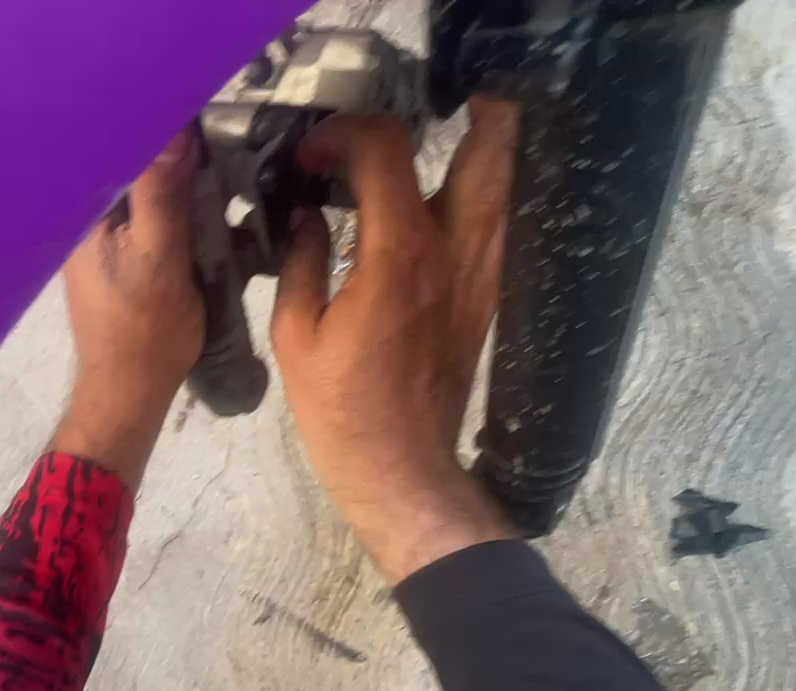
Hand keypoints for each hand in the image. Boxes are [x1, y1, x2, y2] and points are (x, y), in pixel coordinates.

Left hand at [52, 130, 205, 487]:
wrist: (129, 393)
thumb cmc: (144, 334)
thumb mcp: (161, 261)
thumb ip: (162, 196)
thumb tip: (178, 130)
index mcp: (84, 213)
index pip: (117, 143)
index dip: (158, 121)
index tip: (198, 108)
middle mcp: (83, 218)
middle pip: (126, 162)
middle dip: (168, 147)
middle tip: (213, 134)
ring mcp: (98, 239)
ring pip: (136, 189)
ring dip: (172, 177)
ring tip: (211, 162)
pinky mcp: (116, 258)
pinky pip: (143, 215)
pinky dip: (169, 206)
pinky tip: (196, 202)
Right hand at [270, 98, 520, 582]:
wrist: (400, 468)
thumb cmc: (339, 410)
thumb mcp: (295, 337)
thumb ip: (300, 263)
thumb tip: (305, 216)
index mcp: (396, 256)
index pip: (385, 151)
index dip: (345, 135)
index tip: (314, 156)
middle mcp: (453, 250)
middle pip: (484, 146)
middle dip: (457, 117)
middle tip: (408, 129)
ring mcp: (482, 274)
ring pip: (500, 182)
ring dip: (469, 154)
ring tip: (422, 162)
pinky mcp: (487, 298)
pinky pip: (493, 225)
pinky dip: (470, 200)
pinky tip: (430, 218)